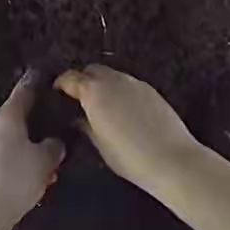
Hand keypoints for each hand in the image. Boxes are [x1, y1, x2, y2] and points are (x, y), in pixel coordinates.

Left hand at [0, 72, 65, 229]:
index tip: (44, 75)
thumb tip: (55, 141)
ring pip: (11, 140)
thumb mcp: (46, 160)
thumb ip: (54, 146)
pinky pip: (3, 158)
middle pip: (17, 118)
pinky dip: (17, 163)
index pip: (24, 91)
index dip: (36, 83)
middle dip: (35, 124)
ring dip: (28, 148)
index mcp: (7, 116)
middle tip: (55, 131)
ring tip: (47, 165)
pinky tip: (30, 180)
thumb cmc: (16, 177)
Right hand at [54, 65, 201, 189]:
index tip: (57, 94)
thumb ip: (85, 125)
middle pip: (91, 70)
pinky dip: (119, 90)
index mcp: (94, 91)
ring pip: (111, 75)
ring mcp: (134, 82)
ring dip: (102, 84)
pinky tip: (123, 110)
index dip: (60, 84)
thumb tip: (78, 118)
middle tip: (79, 100)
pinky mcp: (150, 89)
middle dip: (82, 80)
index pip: (70, 78)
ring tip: (101, 106)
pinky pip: (127, 83)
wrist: (172, 159)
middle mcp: (112, 80)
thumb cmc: (129, 157)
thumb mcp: (99, 144)